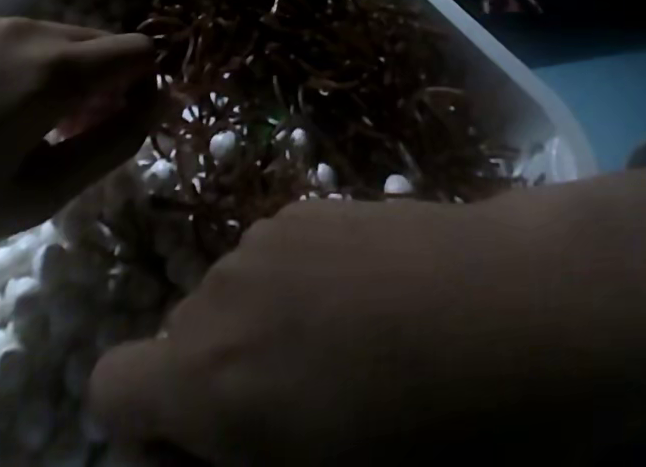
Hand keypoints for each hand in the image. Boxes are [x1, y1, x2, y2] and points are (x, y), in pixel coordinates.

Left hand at [0, 13, 156, 309]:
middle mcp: (17, 26)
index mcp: (50, 68)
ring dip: (56, 74)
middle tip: (72, 138)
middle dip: (102, 82)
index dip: (145, 85)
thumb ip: (112, 144)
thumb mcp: (38, 196)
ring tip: (17, 131)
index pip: (136, 51)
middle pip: (91, 40)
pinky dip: (12, 66)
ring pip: (44, 37)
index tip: (124, 125)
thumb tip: (154, 104)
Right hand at [89, 163, 645, 464]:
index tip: (220, 460)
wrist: (532, 306)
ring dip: (258, 336)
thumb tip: (220, 448)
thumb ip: (246, 464)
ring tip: (347, 358)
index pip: (112, 388)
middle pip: (177, 343)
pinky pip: (272, 261)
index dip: (151, 435)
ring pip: (229, 300)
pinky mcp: (315, 204)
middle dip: (213, 388)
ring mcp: (269, 235)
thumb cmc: (446, 437)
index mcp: (212, 375)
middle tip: (300, 422)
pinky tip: (372, 308)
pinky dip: (293, 292)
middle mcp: (223, 289)